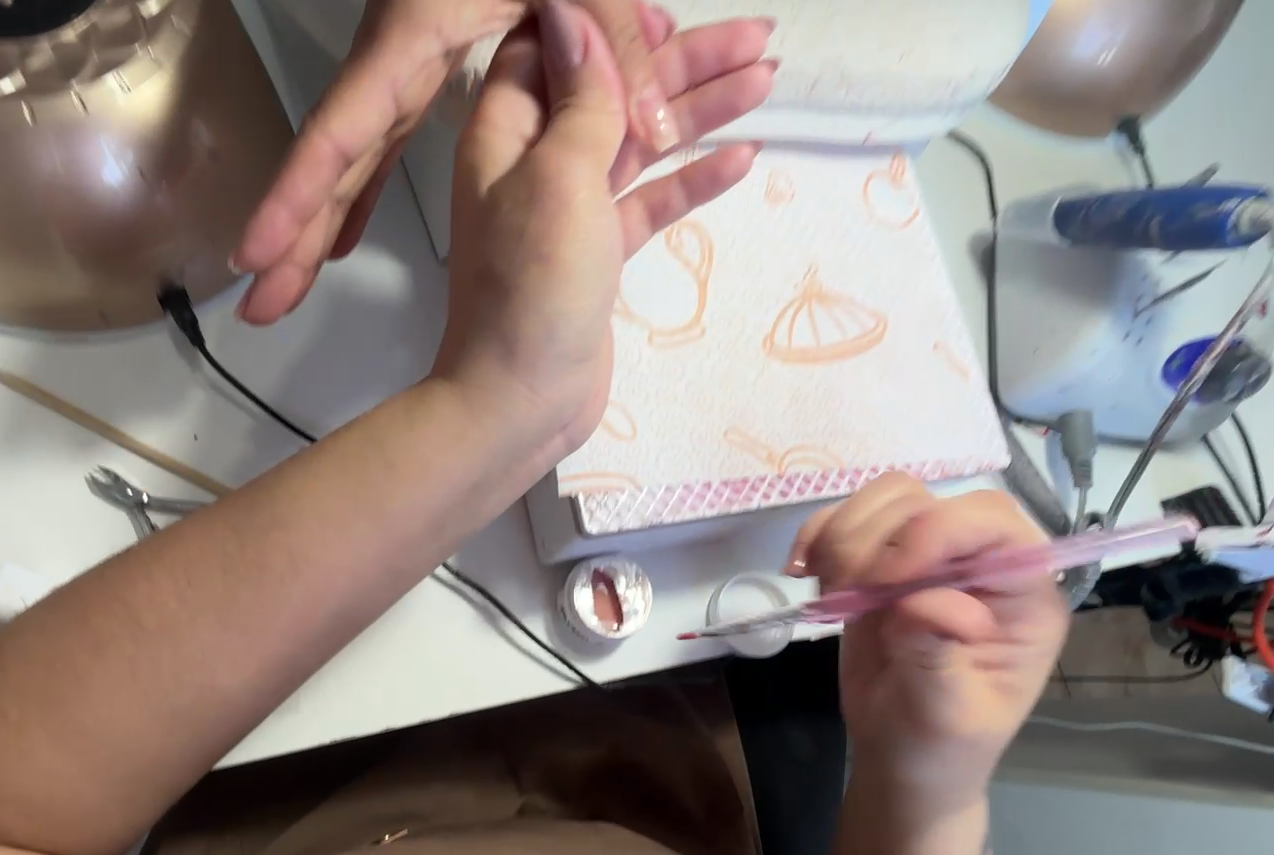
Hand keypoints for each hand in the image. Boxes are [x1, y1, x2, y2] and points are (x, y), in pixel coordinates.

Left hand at [232, 0, 769, 325]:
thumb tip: (573, 12)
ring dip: (696, 113)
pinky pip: (647, 205)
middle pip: (610, 92)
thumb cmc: (532, 286)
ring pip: (637, 146)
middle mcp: (535, 164)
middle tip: (755, 38)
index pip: (552, 49)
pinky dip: (689, 183)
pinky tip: (741, 159)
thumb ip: (579, 99)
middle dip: (679, 62)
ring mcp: (568, 212)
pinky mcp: (597, 256)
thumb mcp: (558, 176)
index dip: (606, 24)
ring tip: (765, 78)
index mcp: (508, 133)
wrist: (523, 398)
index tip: (664, 12)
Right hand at [787, 476, 1070, 812]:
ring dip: (843, 537)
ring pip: (885, 500)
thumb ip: (939, 656)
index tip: (885, 579)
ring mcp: (924, 559)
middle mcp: (977, 564)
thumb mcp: (947, 715)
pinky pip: (844, 520)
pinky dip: (816, 536)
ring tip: (830, 592)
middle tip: (848, 597)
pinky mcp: (876, 563)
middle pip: (927, 501)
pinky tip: (804, 572)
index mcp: (1020, 597)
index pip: (992, 523)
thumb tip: (925, 602)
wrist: (898, 755)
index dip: (936, 531)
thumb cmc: (939, 745)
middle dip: (876, 539)